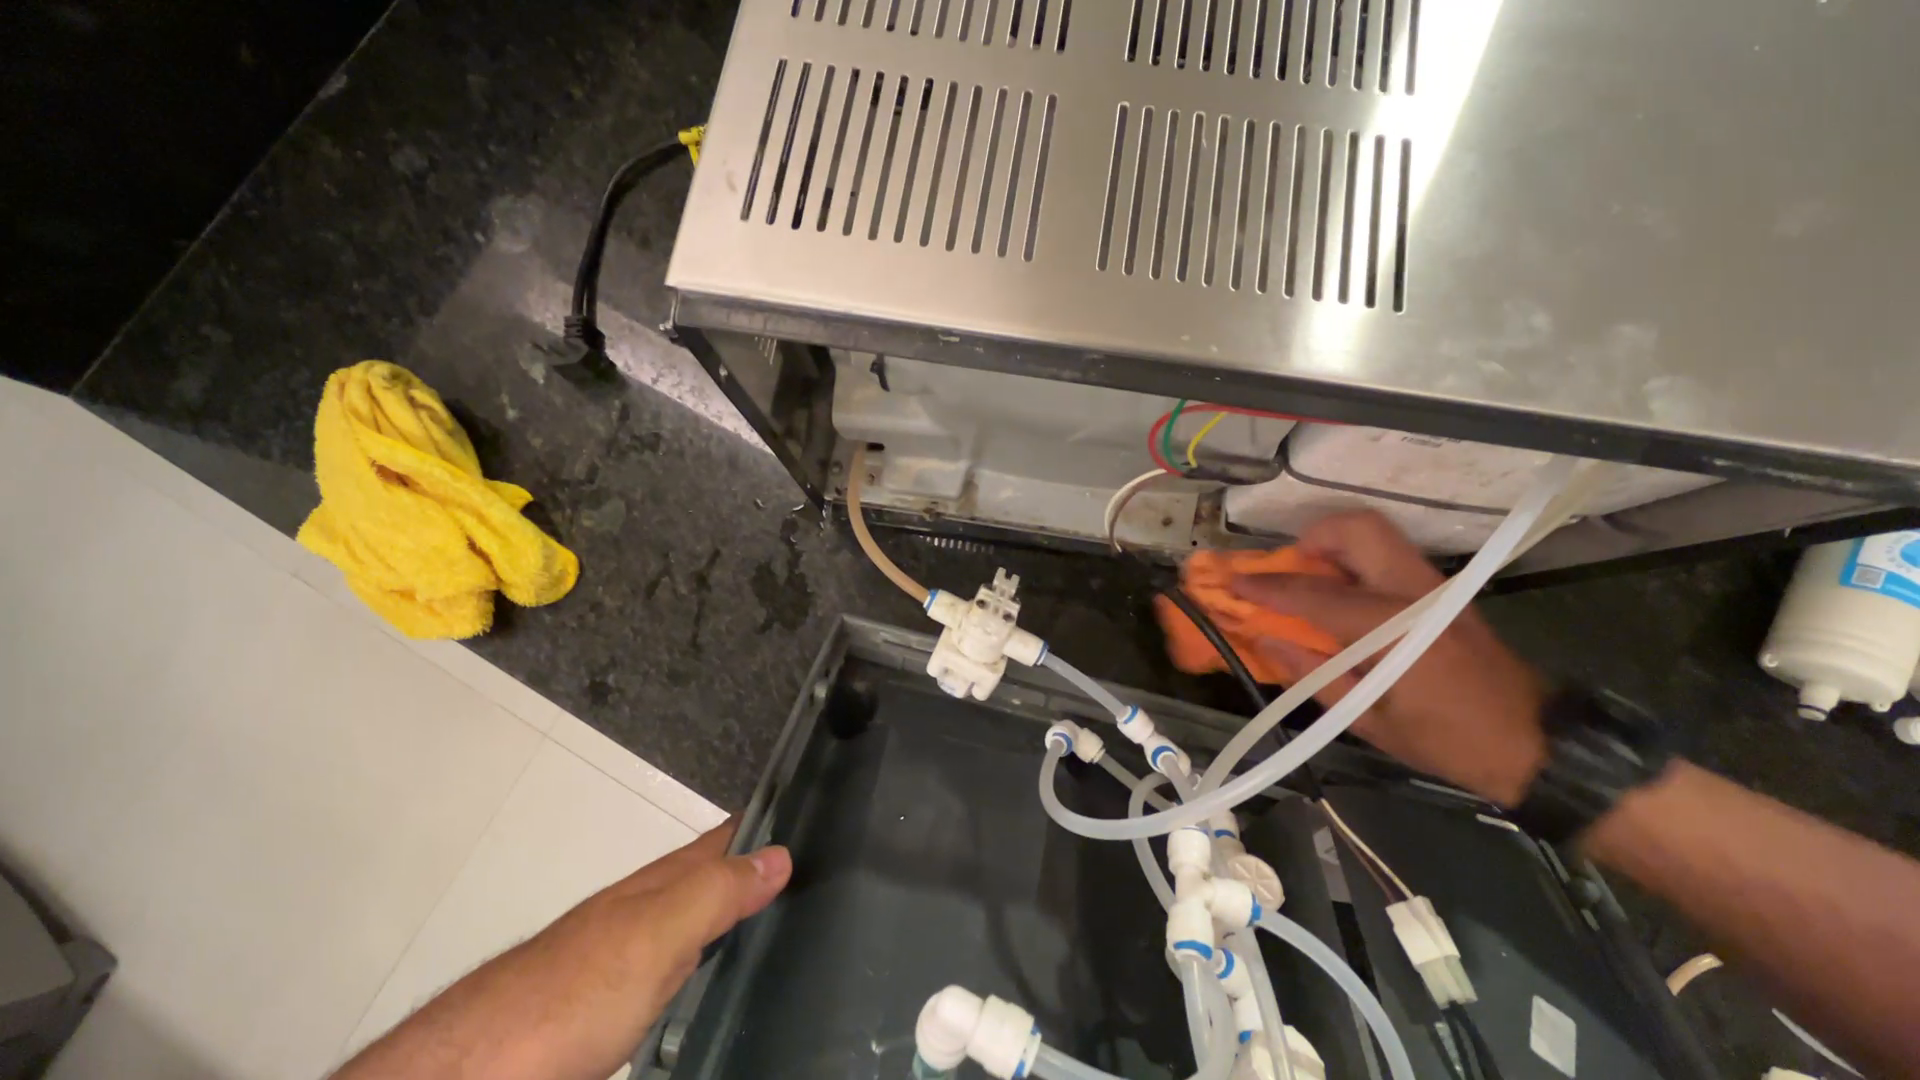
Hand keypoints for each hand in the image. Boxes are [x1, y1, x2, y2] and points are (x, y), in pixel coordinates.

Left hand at [334, 822, 791, 1079]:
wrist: (477, 1071)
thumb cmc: (574, 995)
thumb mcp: (655, 935)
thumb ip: (714, 894)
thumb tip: (780, 853)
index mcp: (654, 890)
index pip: (720, 843)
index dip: (763, 827)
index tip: (811, 820)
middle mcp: (640, 918)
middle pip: (709, 884)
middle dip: (756, 875)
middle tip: (816, 884)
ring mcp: (623, 966)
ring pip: (694, 933)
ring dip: (734, 925)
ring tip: (786, 933)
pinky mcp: (612, 1014)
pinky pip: (678, 980)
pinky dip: (708, 976)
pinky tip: (721, 994)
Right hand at [1231, 511, 1547, 805]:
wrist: (1536, 743)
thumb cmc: (1447, 742)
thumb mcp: (1369, 721)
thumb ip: (1314, 676)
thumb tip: (1267, 639)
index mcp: (1395, 630)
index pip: (1316, 595)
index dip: (1267, 588)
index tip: (1232, 581)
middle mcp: (1417, 593)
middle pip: (1359, 530)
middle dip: (1312, 538)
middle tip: (1285, 568)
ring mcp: (1437, 587)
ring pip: (1378, 535)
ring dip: (1335, 546)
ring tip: (1309, 581)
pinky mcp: (1446, 592)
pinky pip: (1391, 557)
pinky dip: (1357, 562)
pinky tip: (1342, 596)